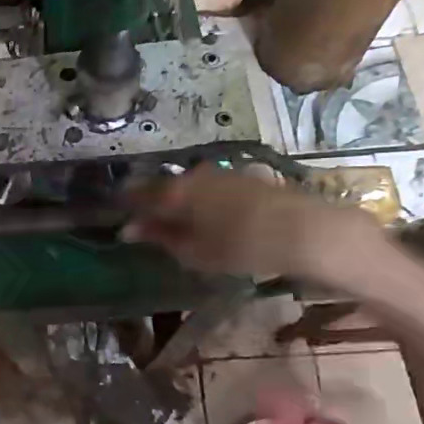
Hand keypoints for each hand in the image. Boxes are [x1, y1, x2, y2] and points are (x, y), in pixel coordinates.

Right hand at [121, 169, 384, 282]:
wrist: (302, 230)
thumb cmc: (241, 246)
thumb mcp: (195, 251)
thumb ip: (160, 237)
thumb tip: (129, 229)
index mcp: (177, 190)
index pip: (140, 193)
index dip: (128, 205)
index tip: (121, 219)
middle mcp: (196, 173)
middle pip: (167, 187)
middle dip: (156, 204)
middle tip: (151, 227)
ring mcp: (224, 172)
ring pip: (191, 186)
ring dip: (182, 203)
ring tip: (182, 226)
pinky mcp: (247, 177)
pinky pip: (213, 188)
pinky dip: (204, 201)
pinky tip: (212, 219)